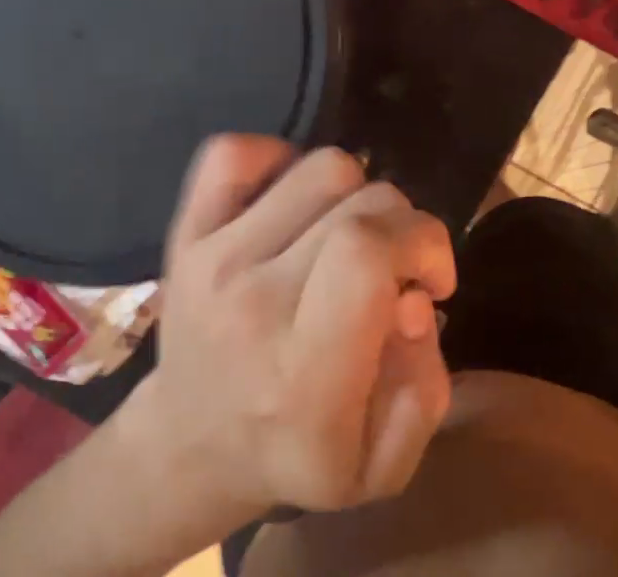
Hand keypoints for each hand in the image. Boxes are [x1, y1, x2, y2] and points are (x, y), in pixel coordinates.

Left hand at [135, 135, 456, 516]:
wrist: (188, 446)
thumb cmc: (294, 456)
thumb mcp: (380, 464)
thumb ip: (423, 389)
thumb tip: (414, 300)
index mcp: (304, 367)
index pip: (368, 252)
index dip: (422, 242)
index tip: (432, 279)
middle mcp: (253, 300)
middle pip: (358, 202)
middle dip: (404, 225)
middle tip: (397, 269)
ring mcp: (212, 258)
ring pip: (319, 168)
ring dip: (356, 194)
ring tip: (349, 239)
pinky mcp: (185, 233)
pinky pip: (233, 153)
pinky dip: (278, 159)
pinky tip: (297, 206)